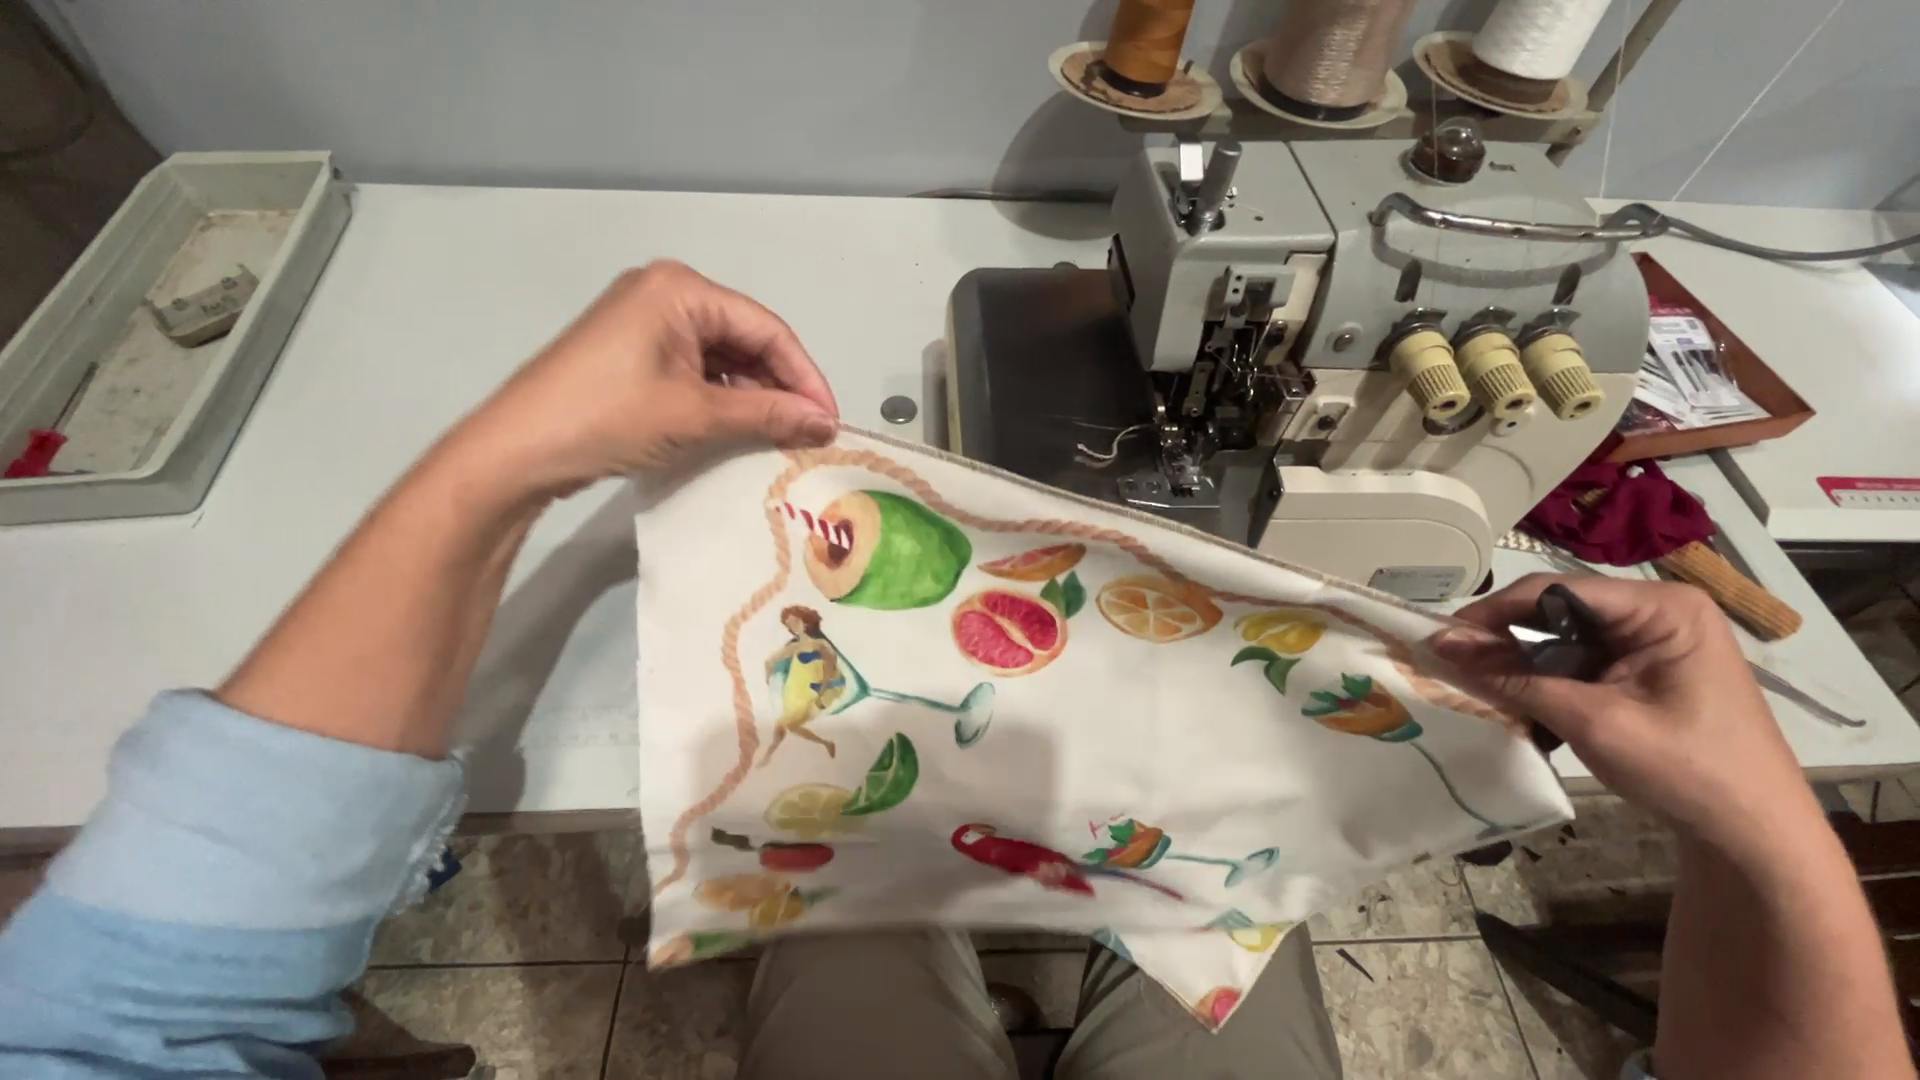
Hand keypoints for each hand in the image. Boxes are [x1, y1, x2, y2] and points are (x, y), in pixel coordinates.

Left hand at [458, 261, 837, 495]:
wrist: (518, 450)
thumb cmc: (607, 418)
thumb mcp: (695, 415)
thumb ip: (768, 415)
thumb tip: (826, 424)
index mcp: (681, 289)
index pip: (767, 329)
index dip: (805, 377)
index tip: (830, 421)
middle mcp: (667, 294)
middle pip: (747, 340)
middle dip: (781, 387)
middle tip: (810, 433)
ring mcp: (649, 323)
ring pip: (725, 358)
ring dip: (754, 397)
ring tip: (782, 437)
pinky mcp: (637, 353)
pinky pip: (698, 371)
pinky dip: (724, 400)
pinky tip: (743, 430)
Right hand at [1428, 574, 1817, 857]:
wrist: (1754, 836)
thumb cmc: (1686, 771)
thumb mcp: (1591, 720)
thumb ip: (1514, 676)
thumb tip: (1440, 642)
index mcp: (1663, 608)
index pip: (1554, 590)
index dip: (1493, 611)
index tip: (1443, 639)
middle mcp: (1657, 611)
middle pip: (1553, 609)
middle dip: (1503, 637)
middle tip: (1453, 663)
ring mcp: (1651, 639)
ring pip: (1557, 634)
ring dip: (1518, 660)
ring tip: (1477, 681)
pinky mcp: (1641, 667)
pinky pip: (1573, 657)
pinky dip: (1540, 676)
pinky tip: (1516, 697)